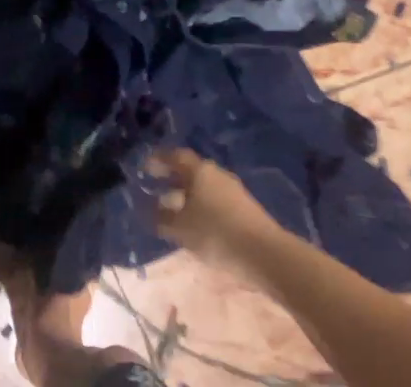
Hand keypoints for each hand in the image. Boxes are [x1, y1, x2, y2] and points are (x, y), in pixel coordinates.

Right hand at [145, 149, 279, 262]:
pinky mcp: (246, 210)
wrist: (266, 254)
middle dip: (173, 179)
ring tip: (174, 211)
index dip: (159, 160)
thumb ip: (162, 217)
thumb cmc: (215, 233)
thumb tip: (152, 210)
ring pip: (205, 188)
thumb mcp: (180, 228)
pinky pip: (216, 202)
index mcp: (199, 171)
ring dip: (188, 196)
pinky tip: (197, 225)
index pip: (175, 156)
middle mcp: (217, 175)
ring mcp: (235, 192)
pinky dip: (203, 208)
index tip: (145, 167)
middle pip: (191, 172)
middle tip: (156, 188)